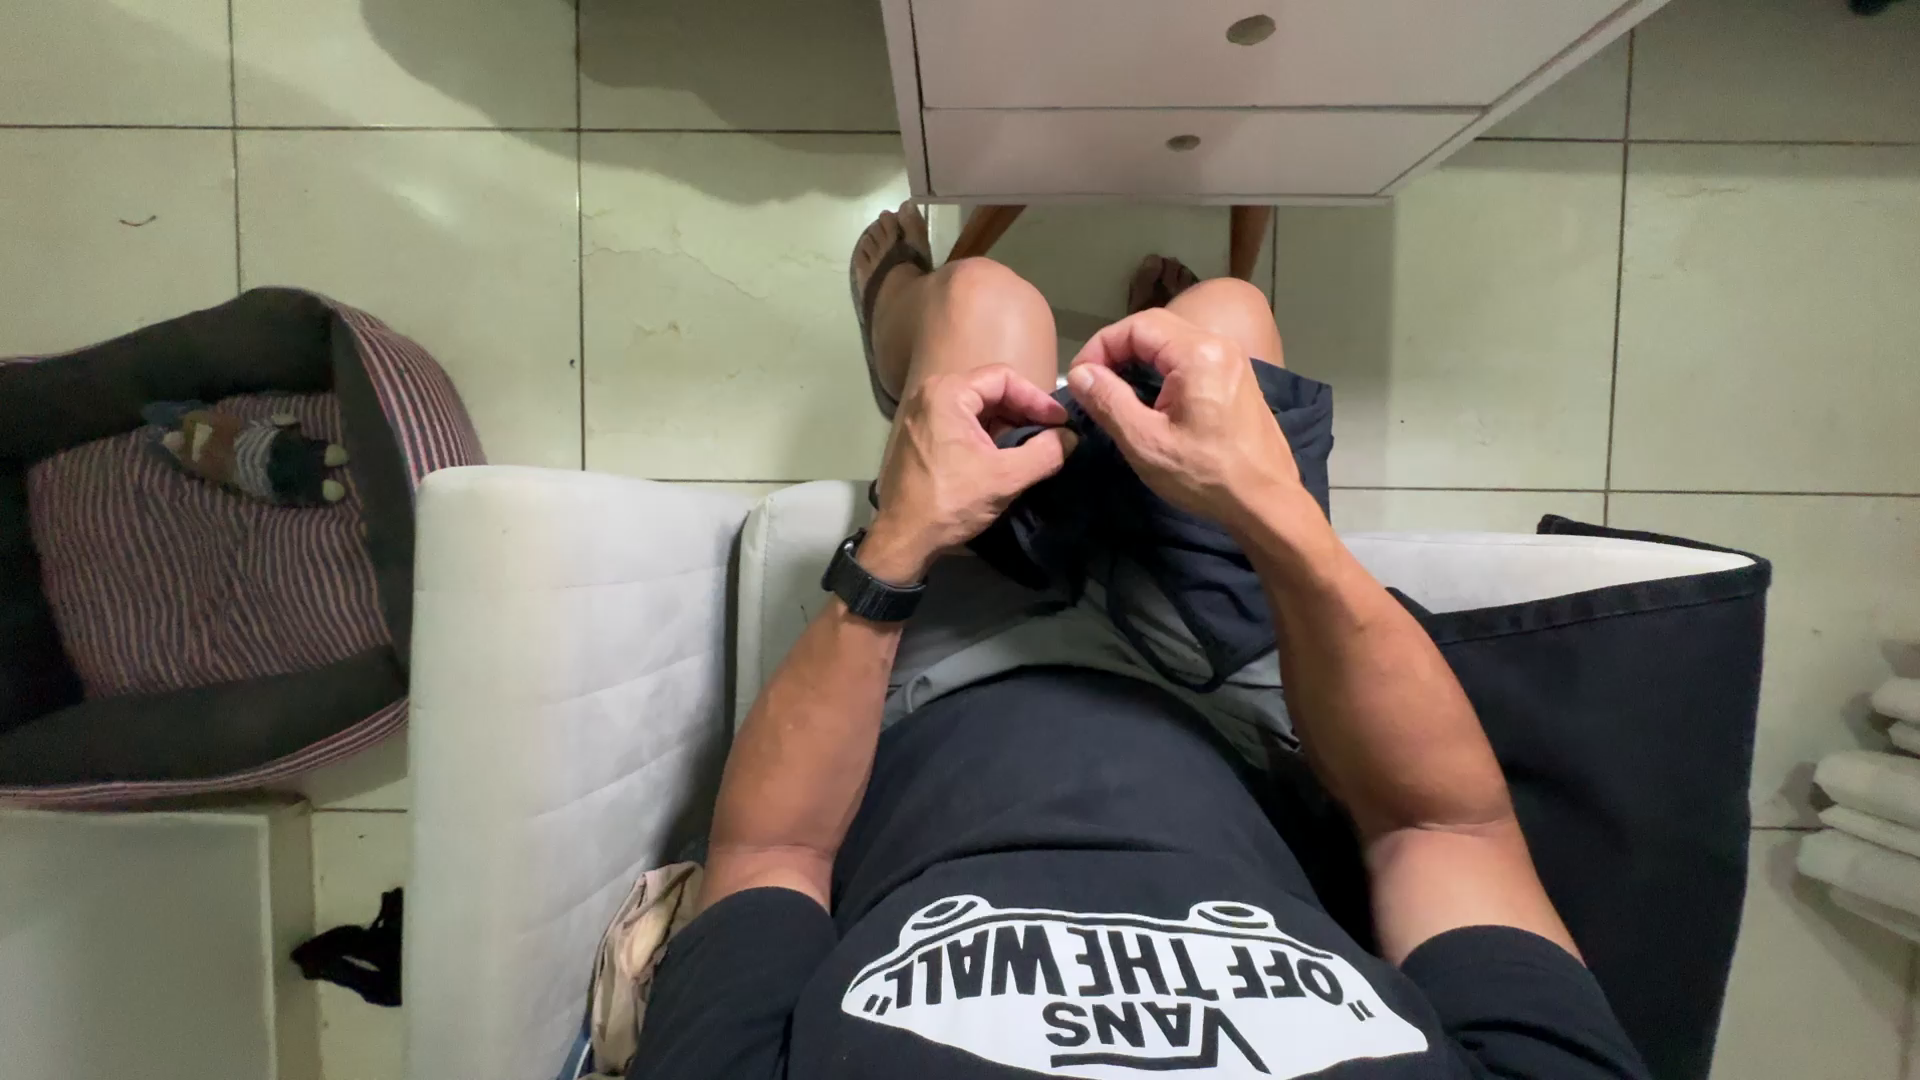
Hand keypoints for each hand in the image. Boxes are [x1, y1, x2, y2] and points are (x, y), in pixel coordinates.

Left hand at [864, 364, 1075, 583]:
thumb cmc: (950, 502)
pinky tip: (1006, 459)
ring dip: (1008, 428)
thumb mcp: (1005, 478)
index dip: (1038, 399)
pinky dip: (988, 438)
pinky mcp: (922, 438)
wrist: (902, 539)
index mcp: (948, 393)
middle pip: (990, 392)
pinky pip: (963, 426)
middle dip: (1024, 413)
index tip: (1061, 423)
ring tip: (1034, 450)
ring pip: (978, 411)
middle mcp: (931, 395)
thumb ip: (1045, 453)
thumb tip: (1070, 438)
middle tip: (1051, 436)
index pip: (1004, 378)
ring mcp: (923, 417)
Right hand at [1065, 308, 1303, 533]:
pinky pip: (1190, 358)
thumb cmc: (1204, 475)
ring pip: (1173, 341)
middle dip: (1116, 349)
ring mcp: (1233, 360)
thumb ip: (1108, 401)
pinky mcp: (1237, 379)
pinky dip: (1161, 368)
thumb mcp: (1146, 442)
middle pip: (1155, 327)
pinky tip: (1148, 397)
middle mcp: (1219, 345)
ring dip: (1137, 358)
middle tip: (1092, 383)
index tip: (1081, 380)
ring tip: (1114, 390)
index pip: (1136, 326)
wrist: (1265, 502)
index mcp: (1198, 354)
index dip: (1100, 347)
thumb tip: (1080, 374)